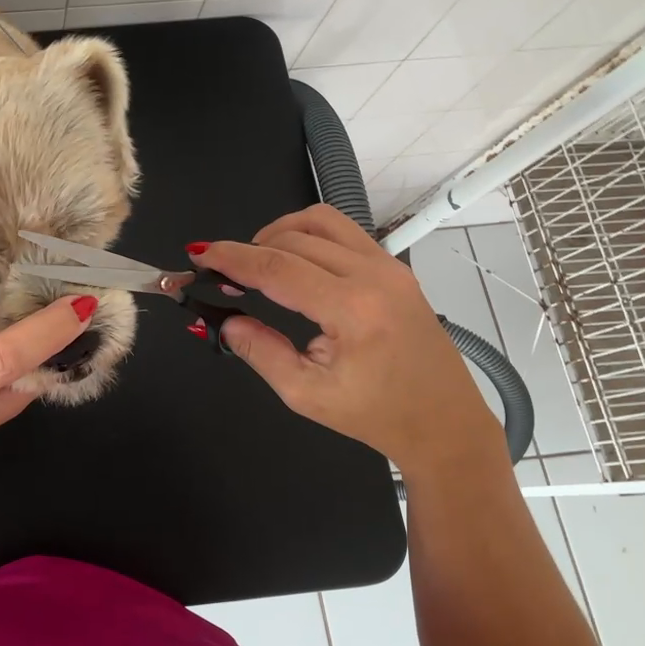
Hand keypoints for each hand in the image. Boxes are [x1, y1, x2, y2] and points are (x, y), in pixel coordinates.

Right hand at [194, 205, 501, 474]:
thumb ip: (260, 352)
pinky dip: (308, 235)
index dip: (232, 258)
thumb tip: (224, 322)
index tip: (199, 256)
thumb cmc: (376, 416)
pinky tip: (292, 261)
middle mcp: (374, 276)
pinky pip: (344, 231)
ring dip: (280, 232)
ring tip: (256, 261)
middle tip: (221, 274)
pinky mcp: (395, 268)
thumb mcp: (306, 394)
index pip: (278, 267)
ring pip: (321, 221)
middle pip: (294, 239)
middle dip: (249, 249)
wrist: (444, 424)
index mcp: (352, 310)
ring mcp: (390, 267)